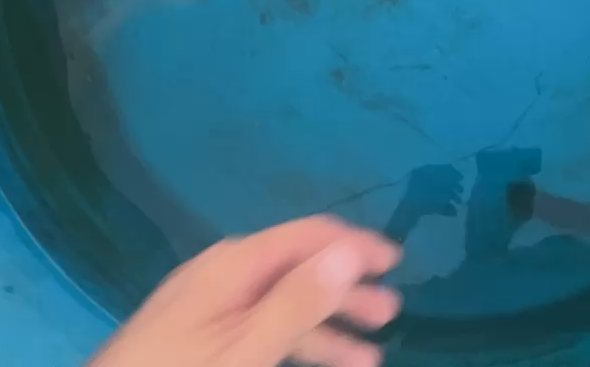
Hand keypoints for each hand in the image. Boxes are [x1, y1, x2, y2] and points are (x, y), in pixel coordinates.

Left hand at [89, 216, 401, 366]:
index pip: (310, 236)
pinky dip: (291, 342)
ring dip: (326, 327)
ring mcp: (206, 304)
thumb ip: (298, 301)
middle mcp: (224, 272)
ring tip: (368, 359)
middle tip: (390, 314)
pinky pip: (256, 326)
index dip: (356, 244)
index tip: (396, 262)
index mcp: (236, 263)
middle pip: (299, 268)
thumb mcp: (245, 350)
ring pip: (280, 304)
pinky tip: (311, 362)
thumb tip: (350, 249)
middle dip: (347, 291)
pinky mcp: (194, 336)